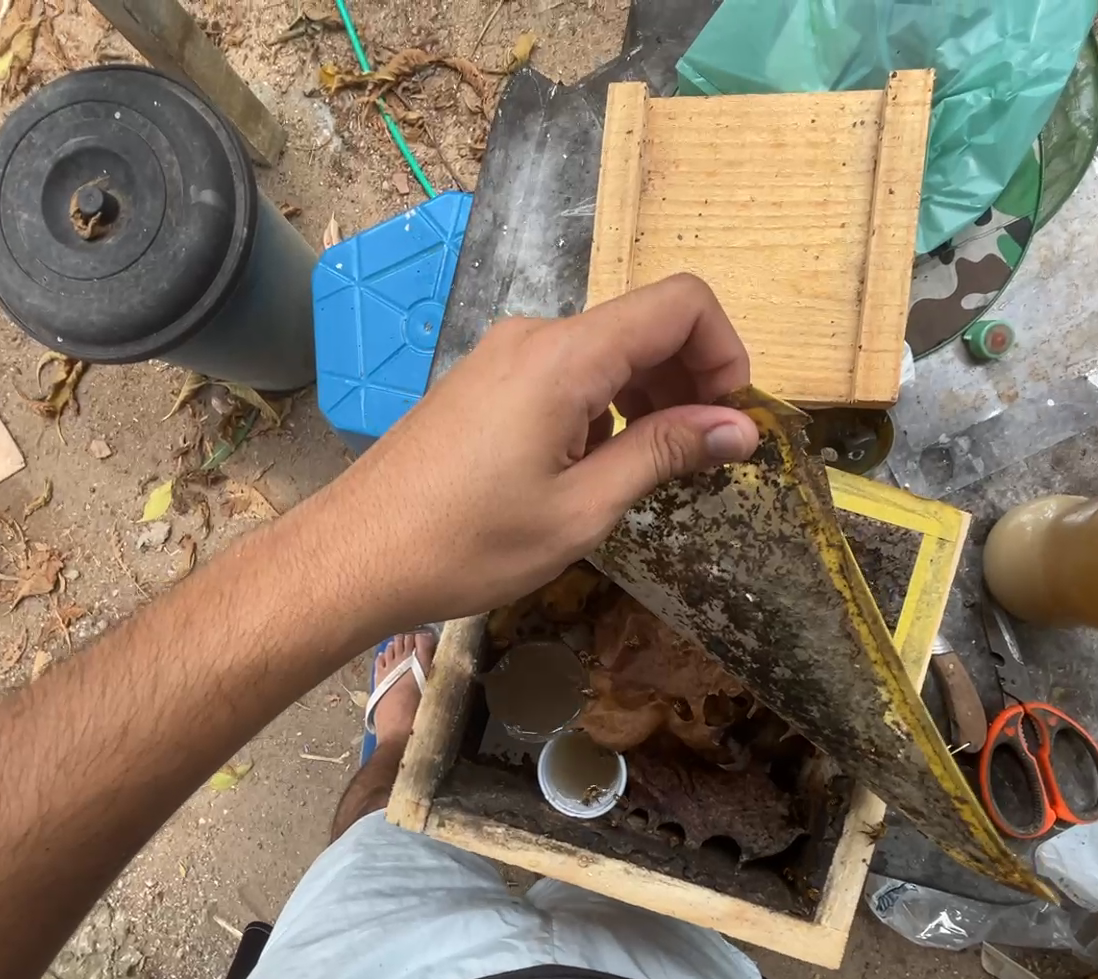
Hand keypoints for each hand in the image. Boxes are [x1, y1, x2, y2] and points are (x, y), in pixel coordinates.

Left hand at [310, 274, 759, 627]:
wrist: (356, 555)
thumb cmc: (469, 544)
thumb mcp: (581, 509)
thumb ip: (663, 455)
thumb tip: (741, 428)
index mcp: (566, 356)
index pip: (680, 304)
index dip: (726, 352)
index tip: (730, 419)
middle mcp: (535, 336)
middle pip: (644, 326)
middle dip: (689, 381)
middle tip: (699, 456)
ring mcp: (504, 355)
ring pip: (606, 352)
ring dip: (647, 397)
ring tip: (648, 468)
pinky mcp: (485, 381)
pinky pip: (566, 374)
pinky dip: (603, 406)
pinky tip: (592, 464)